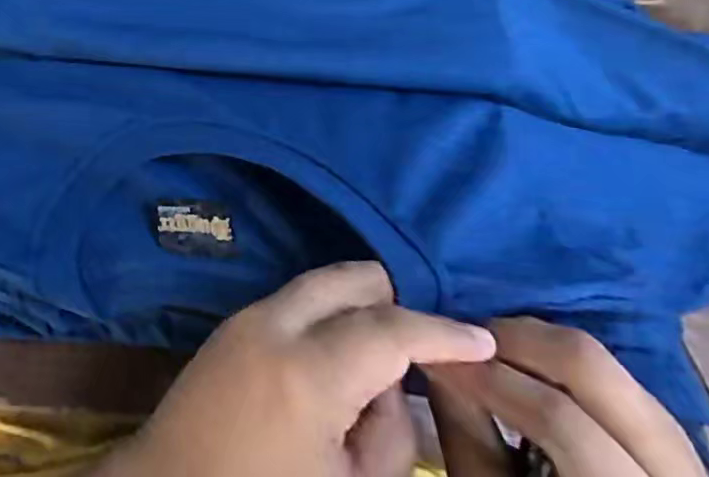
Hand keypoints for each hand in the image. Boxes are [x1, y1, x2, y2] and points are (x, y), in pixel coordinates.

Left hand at [94, 261, 496, 476]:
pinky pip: (292, 303)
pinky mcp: (228, 326)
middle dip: (394, 302)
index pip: (389, 329)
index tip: (481, 337)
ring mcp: (243, 318)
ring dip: (357, 311)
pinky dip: (325, 318)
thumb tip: (391, 380)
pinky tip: (337, 368)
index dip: (442, 332)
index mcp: (306, 370)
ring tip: (377, 370)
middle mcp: (272, 324)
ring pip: (319, 286)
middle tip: (426, 348)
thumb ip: (388, 428)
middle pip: (348, 279)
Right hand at [428, 318, 707, 476]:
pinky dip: (560, 363)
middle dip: (515, 340)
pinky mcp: (675, 440)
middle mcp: (675, 473)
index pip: (560, 419)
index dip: (492, 379)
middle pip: (591, 366)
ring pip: (607, 362)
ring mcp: (688, 454)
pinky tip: (527, 372)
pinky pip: (615, 378)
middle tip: (465, 342)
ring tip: (491, 354)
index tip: (439, 357)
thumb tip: (439, 362)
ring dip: (537, 345)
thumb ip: (468, 438)